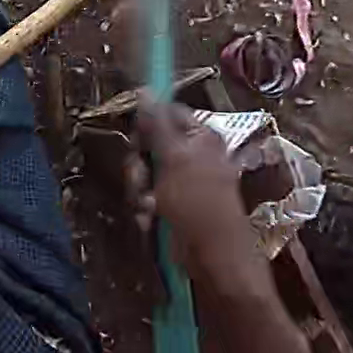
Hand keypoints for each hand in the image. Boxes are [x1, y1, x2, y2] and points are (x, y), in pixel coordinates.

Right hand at [132, 102, 261, 285]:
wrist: (216, 265)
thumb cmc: (199, 207)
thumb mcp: (173, 159)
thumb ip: (156, 123)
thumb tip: (145, 88)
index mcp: (200, 137)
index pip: (166, 112)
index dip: (148, 124)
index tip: (137, 142)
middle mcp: (193, 155)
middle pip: (150, 144)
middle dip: (139, 166)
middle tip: (142, 183)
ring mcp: (184, 182)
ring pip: (145, 173)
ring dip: (139, 192)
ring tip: (148, 211)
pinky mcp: (174, 207)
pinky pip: (148, 197)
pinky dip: (145, 210)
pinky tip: (149, 222)